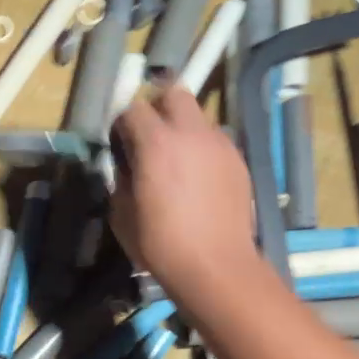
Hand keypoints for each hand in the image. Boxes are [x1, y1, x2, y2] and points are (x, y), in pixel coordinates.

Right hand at [111, 82, 258, 296]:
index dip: (123, 123)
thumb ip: (122, 181)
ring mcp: (220, 144)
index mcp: (156, 144)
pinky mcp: (238, 160)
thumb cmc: (160, 244)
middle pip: (174, 93)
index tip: (120, 144)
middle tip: (149, 137)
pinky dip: (201, 150)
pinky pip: (214, 141)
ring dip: (182, 129)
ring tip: (176, 163)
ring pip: (198, 117)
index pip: (134, 108)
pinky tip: (196, 181)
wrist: (214, 264)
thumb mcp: (122, 216)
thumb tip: (127, 168)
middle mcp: (191, 133)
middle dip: (158, 107)